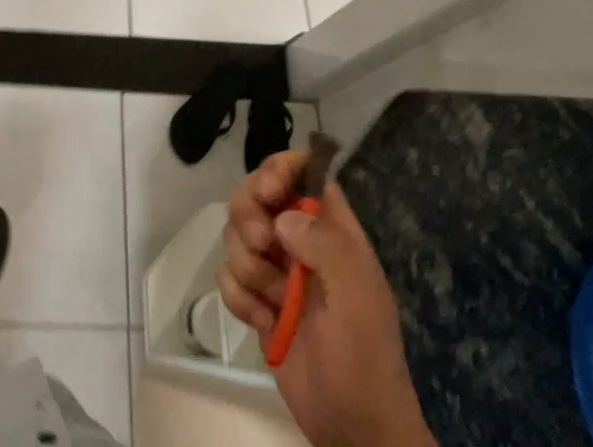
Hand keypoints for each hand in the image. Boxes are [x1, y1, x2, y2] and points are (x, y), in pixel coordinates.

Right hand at [220, 151, 434, 446]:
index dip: (279, 170)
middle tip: (262, 244)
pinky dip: (239, 300)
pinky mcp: (257, 302)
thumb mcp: (358, 299)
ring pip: (236, 238)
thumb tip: (282, 216)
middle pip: (256, 198)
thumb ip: (326, 247)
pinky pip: (228, 279)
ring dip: (247, 268)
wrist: (351, 425)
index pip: (304, 175)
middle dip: (249, 217)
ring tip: (276, 302)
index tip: (266, 192)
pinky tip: (265, 324)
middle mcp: (303, 244)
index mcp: (335, 233)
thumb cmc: (363, 359)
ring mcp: (277, 273)